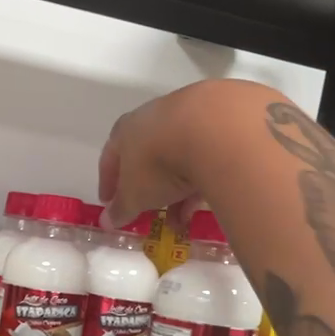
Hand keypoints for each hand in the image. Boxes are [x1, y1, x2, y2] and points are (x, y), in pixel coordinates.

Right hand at [99, 78, 280, 226]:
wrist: (216, 131)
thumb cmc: (160, 163)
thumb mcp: (135, 195)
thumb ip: (121, 209)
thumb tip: (107, 222)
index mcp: (127, 129)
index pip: (111, 156)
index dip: (109, 182)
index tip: (110, 203)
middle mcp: (157, 115)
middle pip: (149, 156)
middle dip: (149, 189)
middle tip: (151, 212)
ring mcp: (193, 113)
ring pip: (182, 156)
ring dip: (179, 188)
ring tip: (184, 218)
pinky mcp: (227, 118)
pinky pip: (210, 153)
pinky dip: (206, 175)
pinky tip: (211, 196)